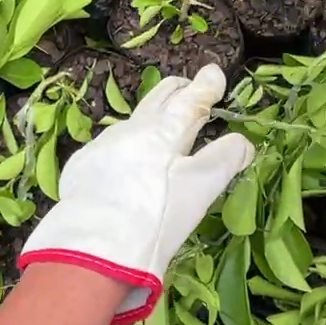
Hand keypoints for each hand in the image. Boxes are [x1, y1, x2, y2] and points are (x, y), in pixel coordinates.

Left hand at [19, 64, 254, 324]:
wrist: (95, 251)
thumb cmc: (156, 219)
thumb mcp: (199, 191)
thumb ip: (222, 161)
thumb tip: (243, 142)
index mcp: (162, 133)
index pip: (189, 101)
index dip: (205, 87)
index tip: (214, 74)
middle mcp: (130, 131)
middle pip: (156, 100)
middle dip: (176, 91)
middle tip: (189, 89)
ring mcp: (102, 147)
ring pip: (132, 123)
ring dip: (150, 121)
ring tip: (160, 131)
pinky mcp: (82, 167)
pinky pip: (110, 148)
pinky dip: (126, 148)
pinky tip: (127, 166)